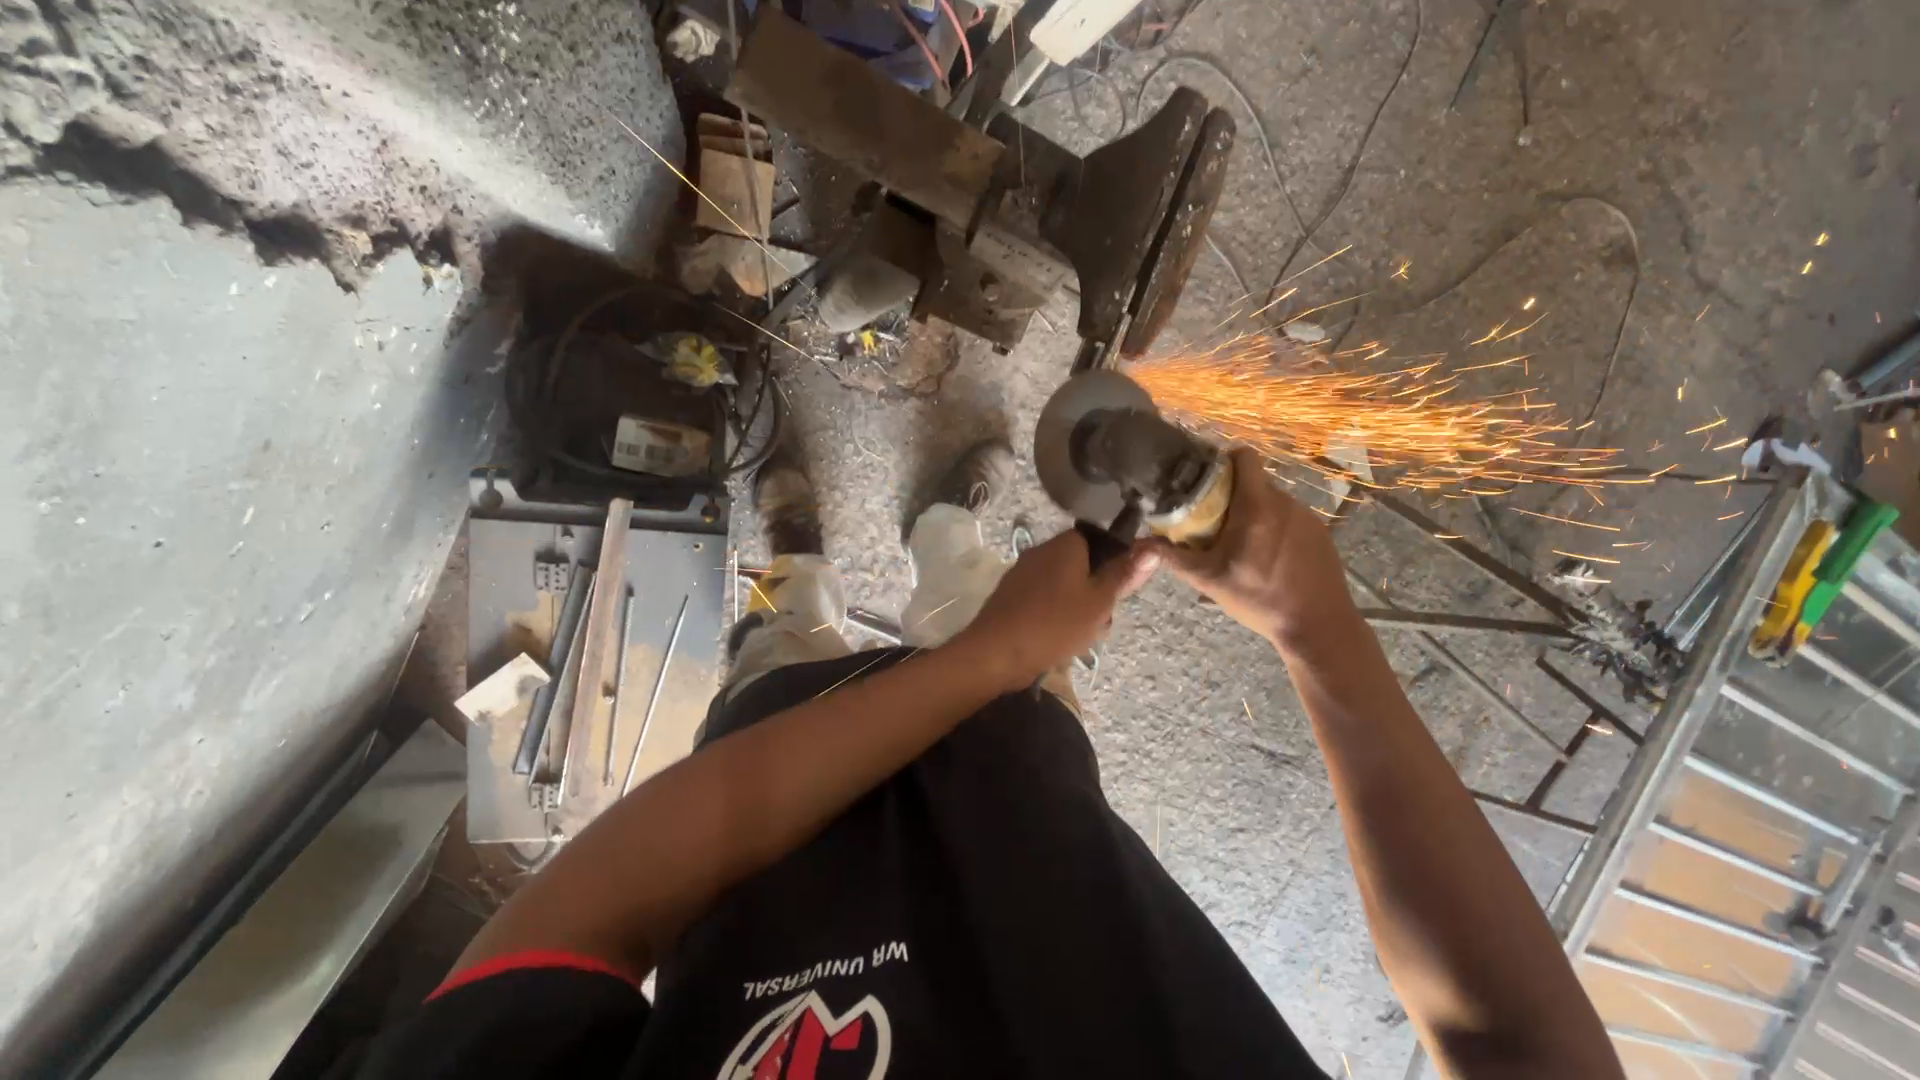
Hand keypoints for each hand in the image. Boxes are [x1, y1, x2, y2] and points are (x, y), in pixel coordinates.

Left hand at [948, 527, 1159, 693]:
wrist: (996, 653)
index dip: (1114, 563)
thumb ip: (1123, 575)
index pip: (1098, 540)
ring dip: (1078, 609)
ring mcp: (1022, 574)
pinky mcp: (1010, 597)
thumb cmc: (1055, 624)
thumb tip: (1151, 548)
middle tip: (1101, 621)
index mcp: (1064, 545)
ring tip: (1081, 637)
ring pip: (1064, 587)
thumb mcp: (1099, 602)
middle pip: (1081, 566)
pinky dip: (1055, 617)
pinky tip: (1057, 641)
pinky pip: (1043, 600)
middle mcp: (1041, 551)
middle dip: (1095, 593)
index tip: (1120, 591)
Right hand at [1145, 448, 1356, 647]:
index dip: (1224, 460)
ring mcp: (1307, 516)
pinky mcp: (1321, 532)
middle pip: (1254, 482)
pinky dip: (1275, 529)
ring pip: (1272, 501)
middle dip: (1232, 496)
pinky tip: (1269, 558)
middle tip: (1215, 524)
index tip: (1207, 481)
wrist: (1318, 626)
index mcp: (1256, 506)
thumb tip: (1140, 544)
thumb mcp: (1209, 580)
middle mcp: (1285, 502)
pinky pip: (1290, 518)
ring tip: (1241, 546)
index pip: (1244, 456)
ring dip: (1254, 514)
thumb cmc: (1260, 600)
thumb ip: (1174, 557)